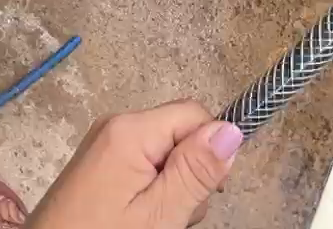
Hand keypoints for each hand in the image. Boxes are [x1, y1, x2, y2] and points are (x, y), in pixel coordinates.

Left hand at [30, 102, 241, 228]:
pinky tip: (138, 219)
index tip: (205, 194)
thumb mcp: (158, 216)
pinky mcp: (99, 162)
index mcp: (130, 129)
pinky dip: (151, 192)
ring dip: (171, 189)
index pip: (194, 114)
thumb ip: (194, 172)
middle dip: (189, 174)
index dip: (210, 151)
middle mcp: (116, 124)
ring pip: (164, 153)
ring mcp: (105, 142)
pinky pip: (143, 165)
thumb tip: (233, 127)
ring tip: (152, 223)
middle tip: (172, 217)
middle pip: (179, 133)